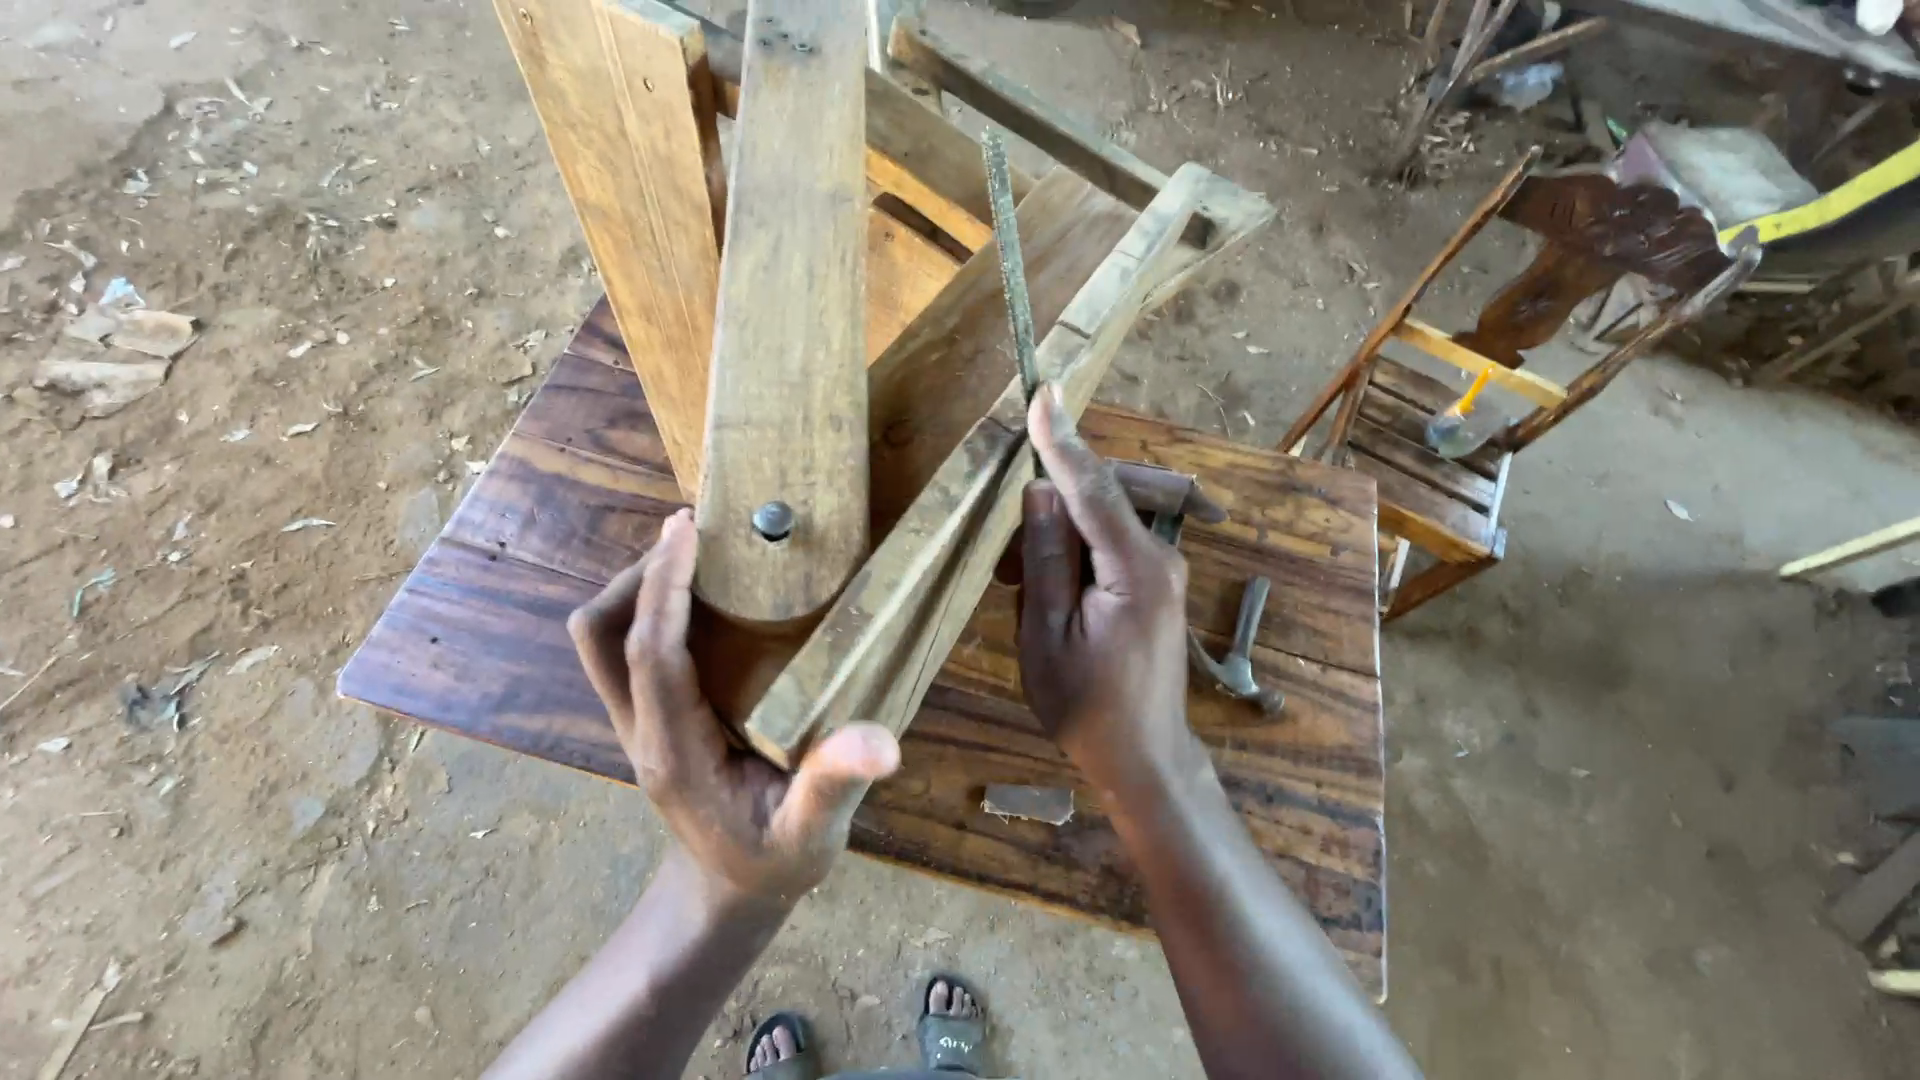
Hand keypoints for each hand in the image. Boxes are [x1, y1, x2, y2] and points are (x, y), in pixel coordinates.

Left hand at [568, 509, 900, 909]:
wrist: (729, 893)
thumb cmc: (772, 862)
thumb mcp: (812, 833)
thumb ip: (836, 784)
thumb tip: (882, 745)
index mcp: (675, 752)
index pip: (651, 654)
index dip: (664, 588)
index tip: (688, 530)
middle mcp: (641, 731)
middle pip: (601, 636)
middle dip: (641, 576)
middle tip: (697, 534)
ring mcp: (635, 725)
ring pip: (601, 641)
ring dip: (637, 589)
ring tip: (695, 554)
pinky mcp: (647, 718)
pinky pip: (624, 650)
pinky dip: (648, 610)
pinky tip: (701, 597)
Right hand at [1016, 386, 1205, 798]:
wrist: (1142, 757)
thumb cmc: (1086, 708)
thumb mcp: (1046, 635)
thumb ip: (1045, 558)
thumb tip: (1039, 493)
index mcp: (1136, 569)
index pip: (1092, 489)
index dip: (1062, 441)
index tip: (1043, 393)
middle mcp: (1159, 557)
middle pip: (1098, 498)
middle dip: (1047, 512)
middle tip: (1008, 565)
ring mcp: (1162, 569)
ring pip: (1099, 522)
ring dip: (1055, 540)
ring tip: (1020, 587)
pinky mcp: (1155, 583)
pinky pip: (1108, 546)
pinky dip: (1072, 556)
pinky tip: (1047, 593)